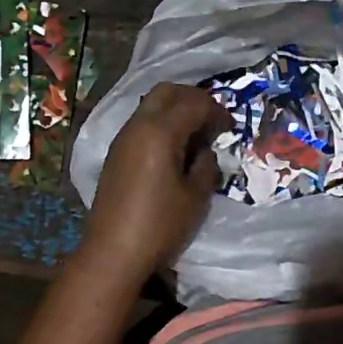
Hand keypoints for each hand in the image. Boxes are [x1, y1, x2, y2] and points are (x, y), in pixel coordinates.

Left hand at [82, 83, 230, 277]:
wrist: (113, 252)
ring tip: (194, 136)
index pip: (194, 103)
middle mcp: (137, 125)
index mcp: (160, 131)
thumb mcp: (195, 196)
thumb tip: (203, 151)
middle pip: (167, 91)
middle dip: (192, 98)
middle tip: (211, 120)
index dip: (217, 110)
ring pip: (150, 105)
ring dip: (174, 111)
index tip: (230, 127)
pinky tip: (172, 150)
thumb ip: (206, 165)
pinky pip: (140, 124)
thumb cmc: (160, 225)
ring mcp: (122, 138)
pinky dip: (160, 125)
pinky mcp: (114, 154)